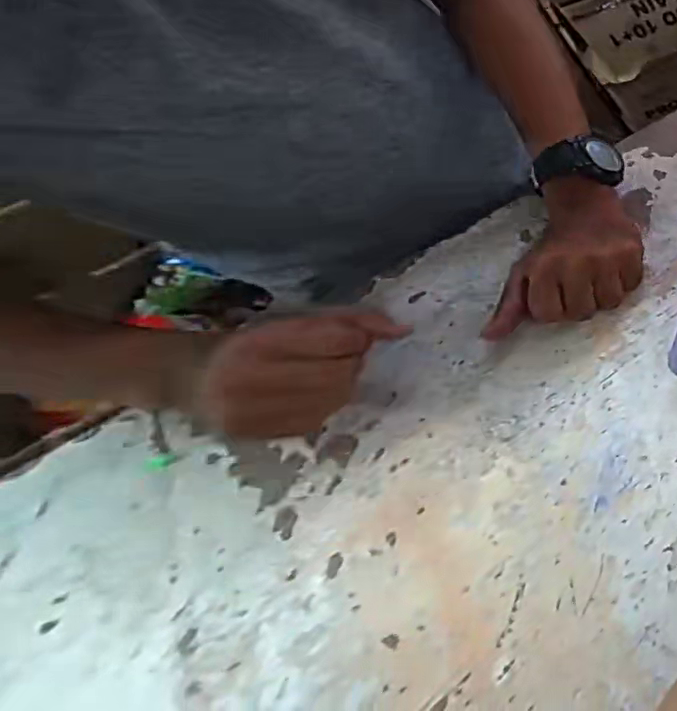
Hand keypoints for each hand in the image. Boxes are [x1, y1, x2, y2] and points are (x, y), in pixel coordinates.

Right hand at [180, 310, 410, 437]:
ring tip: (322, 375)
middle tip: (337, 359)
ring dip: (342, 385)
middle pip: (342, 373)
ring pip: (335, 398)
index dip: (358, 340)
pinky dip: (326, 404)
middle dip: (351, 363)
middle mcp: (247, 380)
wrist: (194, 378)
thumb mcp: (306, 319)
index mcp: (261, 343)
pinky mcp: (254, 435)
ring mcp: (247, 413)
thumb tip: (404, 331)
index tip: (350, 340)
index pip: (341, 341)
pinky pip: (318, 419)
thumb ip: (360, 320)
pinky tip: (309, 395)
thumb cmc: (262, 341)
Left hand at [483, 180, 644, 337]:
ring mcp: (607, 258)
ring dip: (605, 296)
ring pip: (611, 302)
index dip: (554, 309)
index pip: (550, 315)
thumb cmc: (554, 246)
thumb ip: (511, 305)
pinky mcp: (632, 252)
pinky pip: (633, 285)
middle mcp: (577, 264)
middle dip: (581, 304)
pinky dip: (626, 283)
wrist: (586, 209)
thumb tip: (492, 337)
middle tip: (581, 287)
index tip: (558, 294)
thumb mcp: (526, 271)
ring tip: (599, 281)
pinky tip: (616, 270)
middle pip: (582, 312)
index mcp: (545, 269)